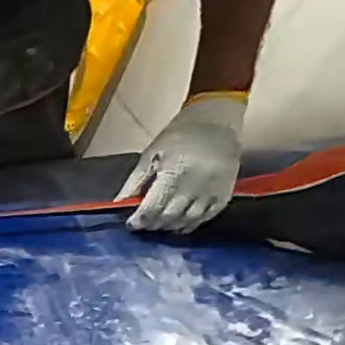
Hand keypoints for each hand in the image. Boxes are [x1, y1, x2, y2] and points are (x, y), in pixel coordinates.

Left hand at [119, 93, 247, 233]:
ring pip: (188, 219)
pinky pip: (208, 215)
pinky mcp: (227, 189)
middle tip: (144, 223)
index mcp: (176, 171)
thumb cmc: (177, 136)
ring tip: (160, 223)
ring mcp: (215, 186)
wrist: (217, 118)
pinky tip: (180, 222)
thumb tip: (117, 206)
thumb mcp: (149, 157)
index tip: (131, 223)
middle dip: (153, 224)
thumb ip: (133, 184)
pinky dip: (192, 223)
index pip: (153, 208)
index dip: (139, 220)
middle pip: (170, 216)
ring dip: (171, 226)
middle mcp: (198, 181)